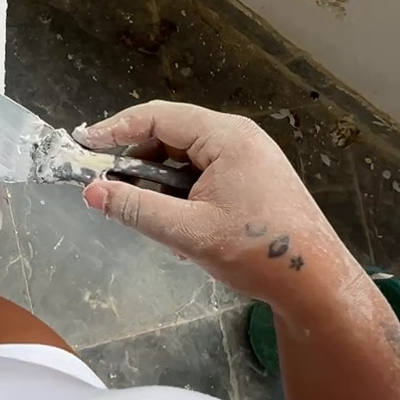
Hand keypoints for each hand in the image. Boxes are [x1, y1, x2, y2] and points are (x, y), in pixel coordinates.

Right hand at [79, 101, 355, 306]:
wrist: (316, 283)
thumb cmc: (257, 252)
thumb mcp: (188, 232)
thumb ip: (136, 209)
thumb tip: (91, 192)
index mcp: (225, 137)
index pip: (157, 117)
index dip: (115, 130)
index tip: (83, 146)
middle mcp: (237, 137)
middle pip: (170, 135)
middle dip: (137, 162)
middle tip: (108, 188)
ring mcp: (246, 157)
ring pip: (184, 158)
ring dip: (159, 184)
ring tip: (150, 218)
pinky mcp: (250, 178)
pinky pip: (201, 174)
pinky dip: (181, 194)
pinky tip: (179, 227)